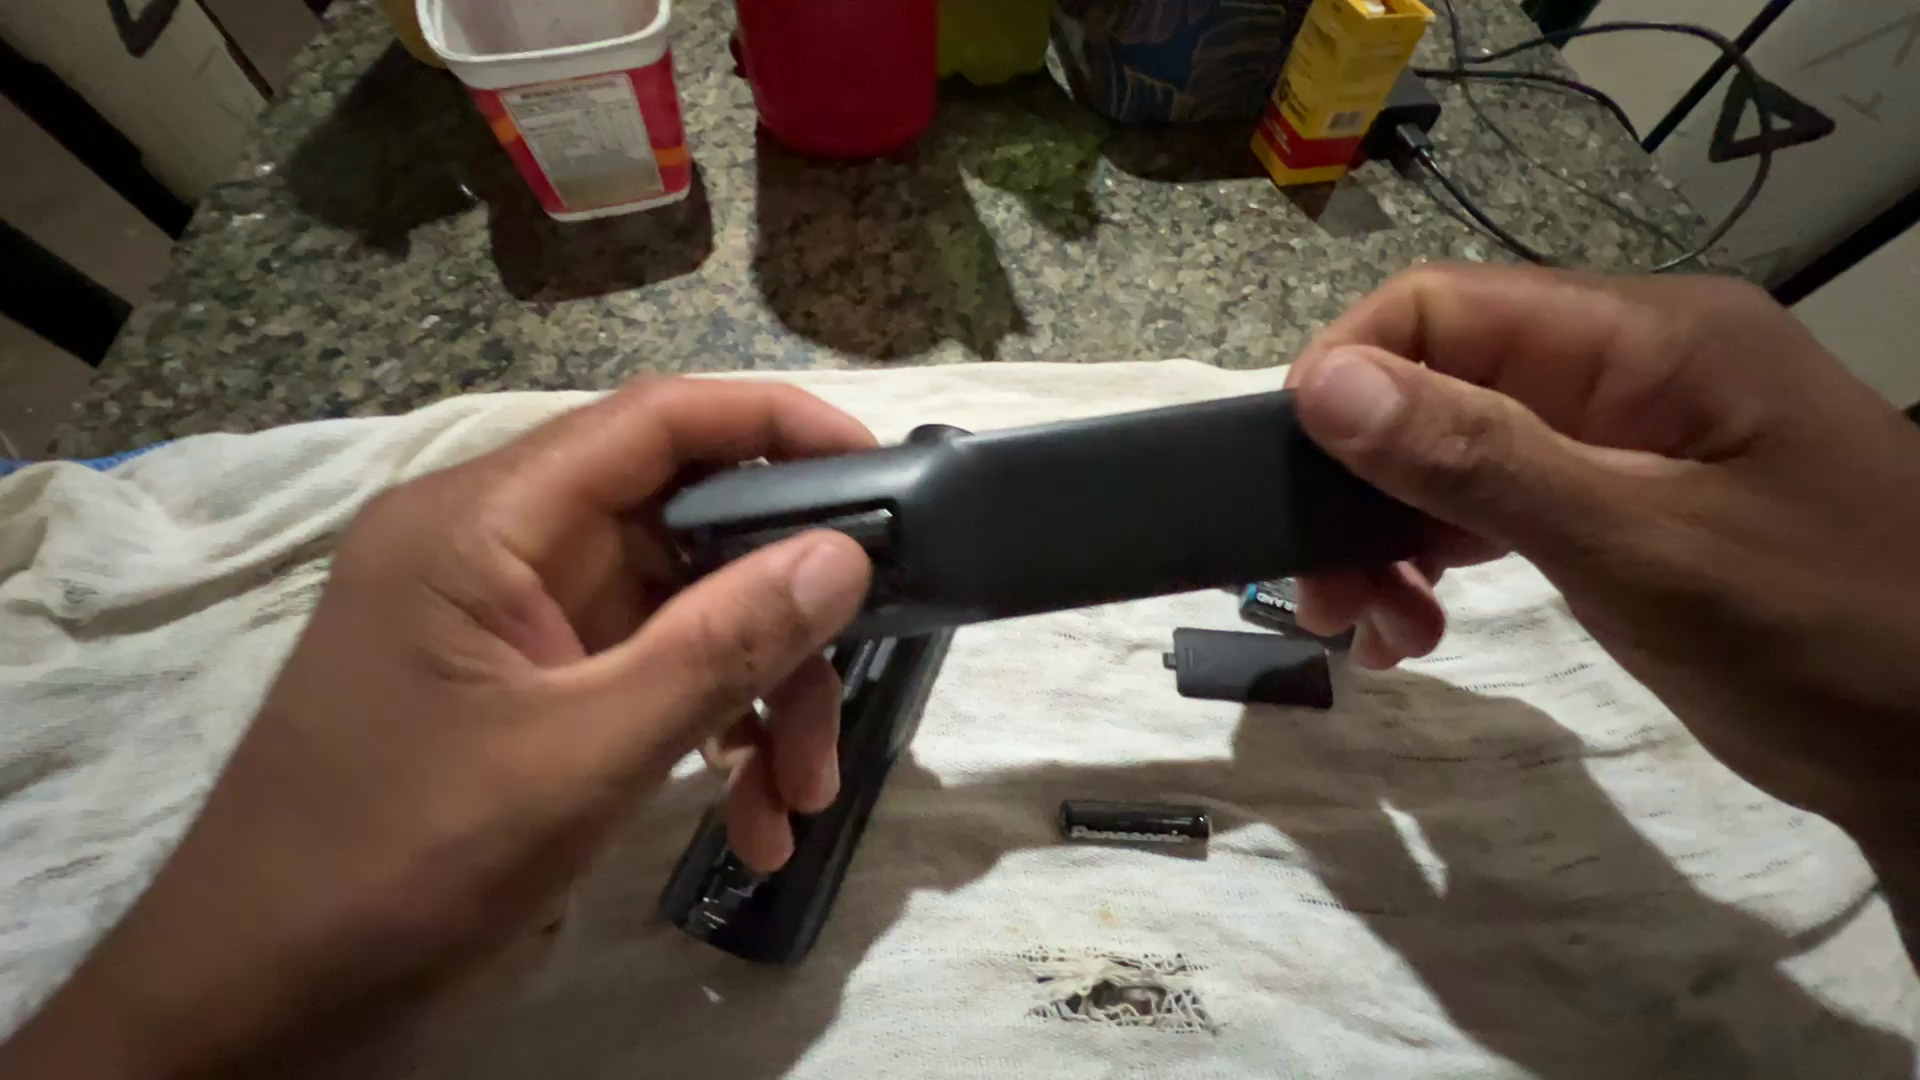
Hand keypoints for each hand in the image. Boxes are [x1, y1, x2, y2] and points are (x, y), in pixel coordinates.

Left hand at [0, 379, 875, 1076]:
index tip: (876, 467)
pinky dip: (731, 737)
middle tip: (854, 673)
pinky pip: (678, 677)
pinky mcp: (563, 684)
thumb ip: (721, 646)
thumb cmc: (398, 872)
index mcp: (489, 522)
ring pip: (703, 613)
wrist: (266, 1024)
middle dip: (786, 612)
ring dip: (770, 697)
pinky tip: (759, 818)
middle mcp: (518, 549)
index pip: (656, 422)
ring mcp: (542, 621)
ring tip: (802, 794)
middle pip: (698, 530)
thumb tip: (846, 557)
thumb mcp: (583, 756)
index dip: (775, 423)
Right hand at [1285, 265, 1919, 847]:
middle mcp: (1601, 374)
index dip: (1343, 371)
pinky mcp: (1577, 506)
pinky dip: (1416, 568)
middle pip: (1419, 394)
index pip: (1436, 307)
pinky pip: (1460, 514)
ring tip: (1373, 628)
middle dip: (1353, 490)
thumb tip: (1321, 386)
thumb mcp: (1634, 544)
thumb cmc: (1827, 634)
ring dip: (1377, 543)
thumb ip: (1475, 456)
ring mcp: (1587, 444)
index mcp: (1634, 340)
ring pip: (1427, 464)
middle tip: (1323, 589)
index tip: (1286, 469)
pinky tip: (1405, 630)